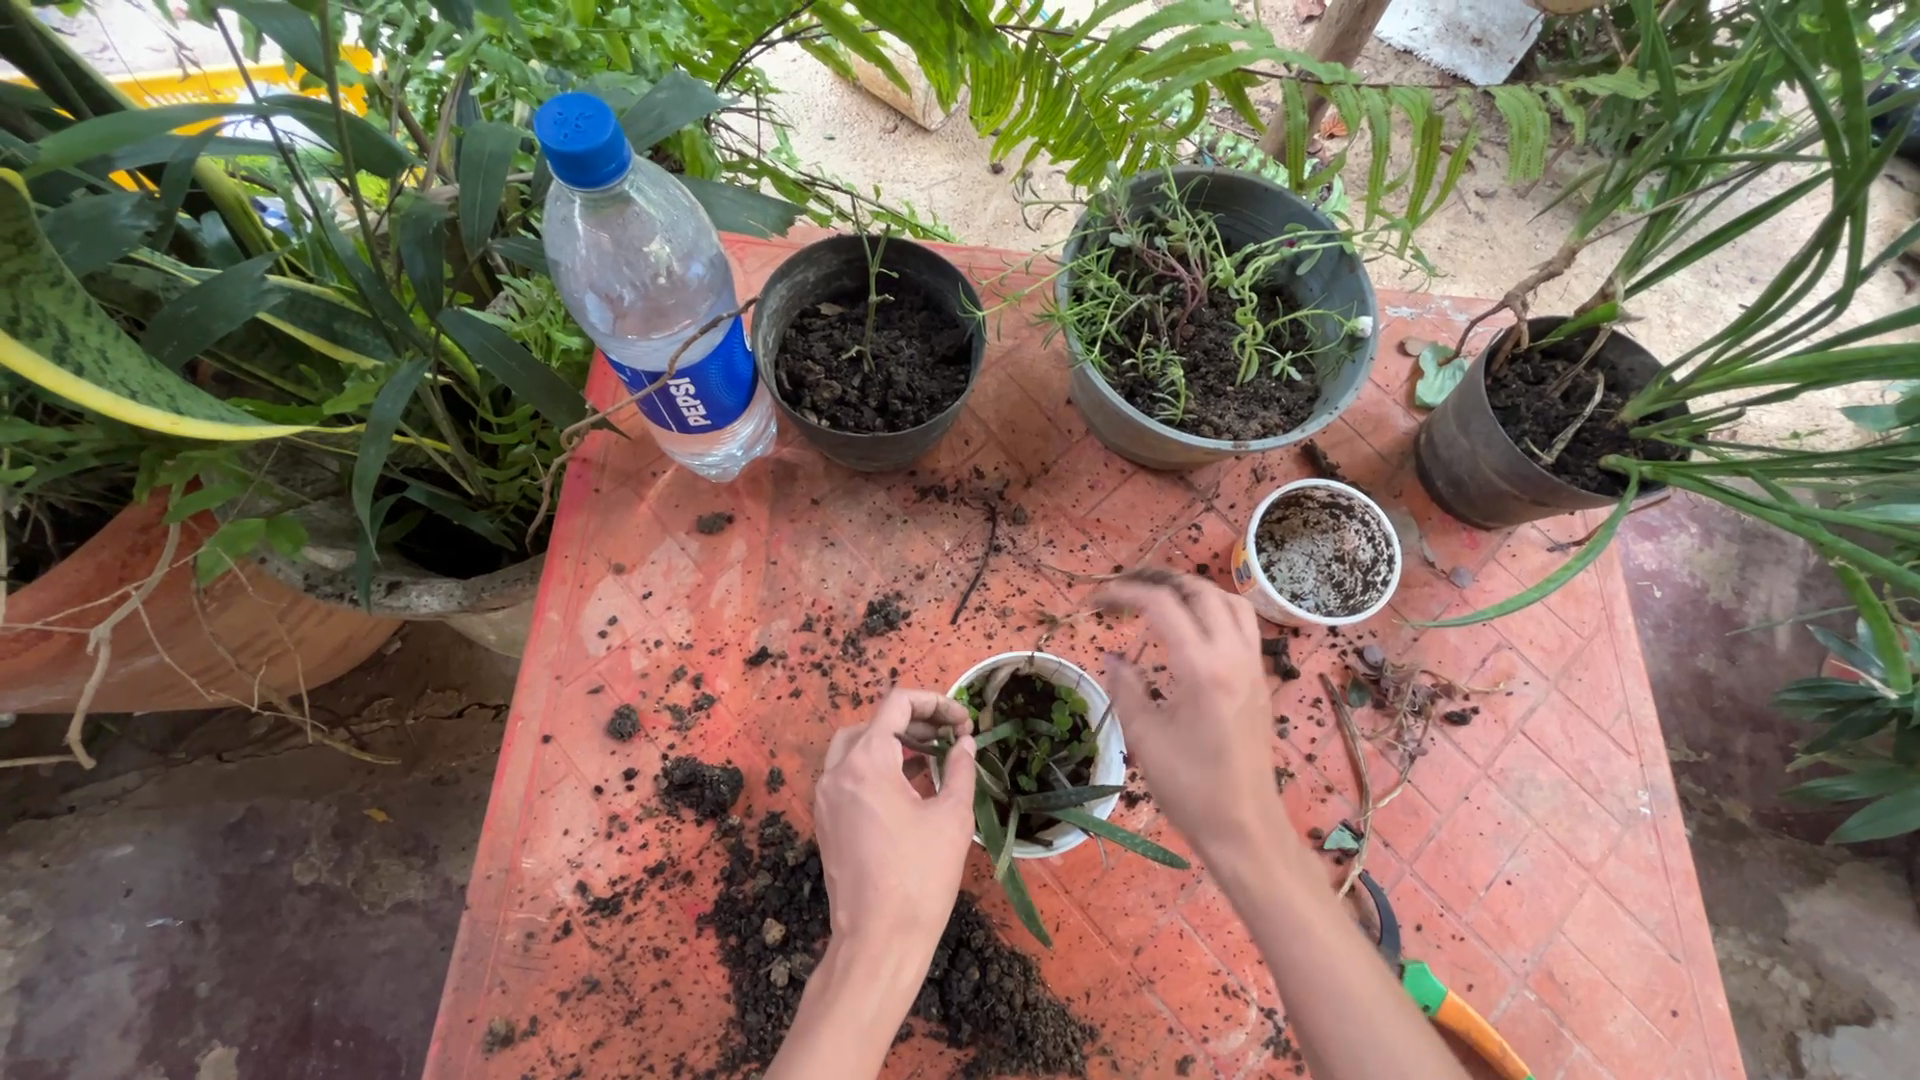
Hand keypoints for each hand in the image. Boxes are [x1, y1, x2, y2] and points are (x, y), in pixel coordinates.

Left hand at [814, 689, 976, 960]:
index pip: (895, 705)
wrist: (878, 940)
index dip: (934, 703)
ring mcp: (826, 799)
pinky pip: (849, 777)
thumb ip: (959, 769)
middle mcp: (837, 772)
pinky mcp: (826, 822)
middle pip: (872, 724)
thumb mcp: (952, 817)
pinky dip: (876, 769)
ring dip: (892, 744)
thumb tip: (964, 743)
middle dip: (914, 723)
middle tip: (949, 736)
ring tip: (932, 758)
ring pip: (855, 749)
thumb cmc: (920, 877)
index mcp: (866, 762)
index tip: (962, 720)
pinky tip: (910, 788)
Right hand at [1095, 570, 1285, 861]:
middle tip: (1122, 590)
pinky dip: (1213, 610)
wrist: (1244, 827)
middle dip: (1157, 581)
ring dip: (1191, 590)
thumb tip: (1113, 657)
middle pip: (1198, 591)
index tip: (1095, 601)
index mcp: (1202, 668)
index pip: (1161, 605)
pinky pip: (1242, 624)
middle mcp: (1234, 655)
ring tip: (1157, 599)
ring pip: (1228, 601)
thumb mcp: (1145, 736)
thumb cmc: (1190, 788)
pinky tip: (1190, 628)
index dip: (1124, 593)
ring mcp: (1253, 665)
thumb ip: (1126, 687)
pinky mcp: (1260, 679)